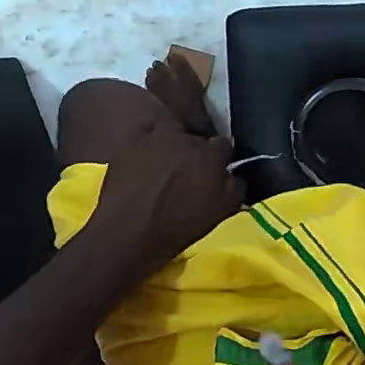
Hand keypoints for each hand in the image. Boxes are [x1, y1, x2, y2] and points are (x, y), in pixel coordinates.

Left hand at [89, 122, 243, 274]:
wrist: (129, 232)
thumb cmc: (179, 225)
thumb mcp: (222, 211)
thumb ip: (235, 186)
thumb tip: (233, 174)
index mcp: (211, 153)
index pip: (224, 146)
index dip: (220, 159)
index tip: (214, 172)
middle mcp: (185, 137)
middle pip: (196, 139)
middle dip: (195, 152)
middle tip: (188, 172)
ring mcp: (156, 137)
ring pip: (170, 132)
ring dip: (170, 145)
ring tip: (164, 166)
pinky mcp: (130, 143)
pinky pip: (144, 137)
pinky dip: (146, 145)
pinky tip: (143, 162)